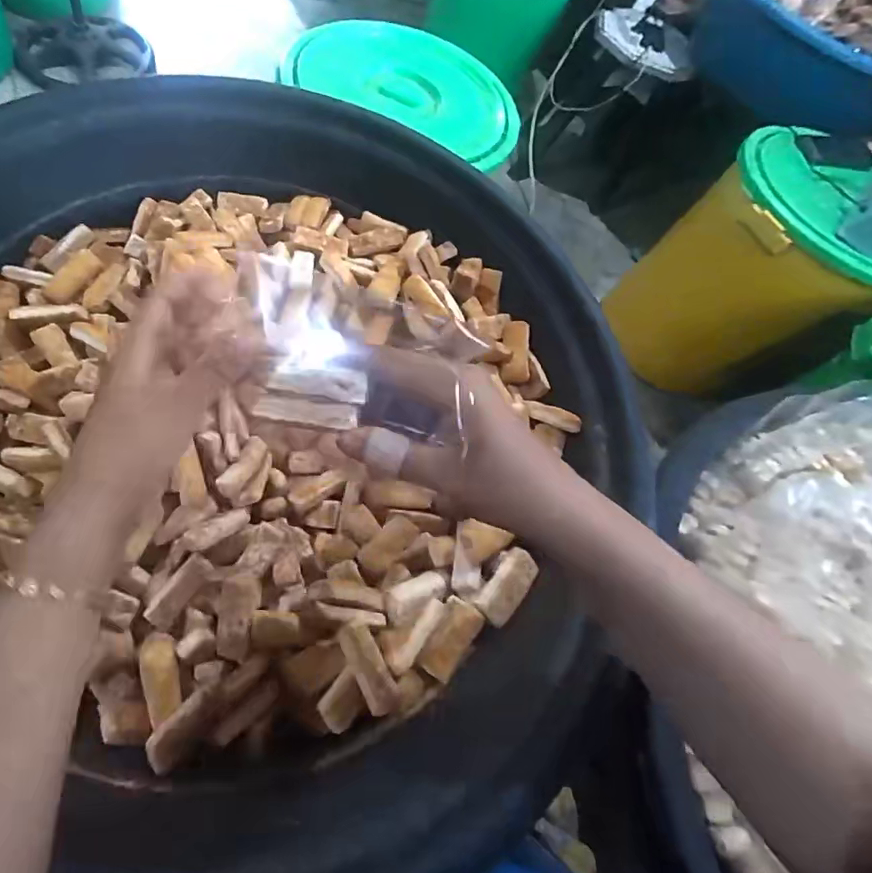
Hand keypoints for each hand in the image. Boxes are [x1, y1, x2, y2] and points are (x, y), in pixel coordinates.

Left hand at [40, 273, 258, 563]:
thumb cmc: (135, 447)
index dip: (189, 284)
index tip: (224, 276)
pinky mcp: (151, 421)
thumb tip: (253, 332)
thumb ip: (215, 368)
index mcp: (137, 351)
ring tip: (246, 346)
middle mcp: (139, 366)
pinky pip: (182, 389)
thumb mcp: (179, 404)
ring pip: (179, 359)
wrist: (99, 506)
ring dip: (209, 350)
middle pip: (171, 327)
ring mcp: (144, 395)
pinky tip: (230, 389)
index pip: (161, 301)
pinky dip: (206, 382)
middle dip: (205, 315)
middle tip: (245, 312)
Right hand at [337, 347, 577, 532]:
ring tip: (335, 418)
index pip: (388, 362)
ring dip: (373, 404)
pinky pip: (419, 405)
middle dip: (356, 387)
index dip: (349, 367)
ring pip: (404, 389)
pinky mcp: (465, 413)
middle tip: (317, 402)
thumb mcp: (445, 475)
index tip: (311, 373)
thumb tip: (338, 437)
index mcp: (452, 381)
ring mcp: (462, 394)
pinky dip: (394, 418)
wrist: (560, 510)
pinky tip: (373, 435)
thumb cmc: (505, 487)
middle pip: (394, 371)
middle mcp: (455, 377)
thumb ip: (392, 453)